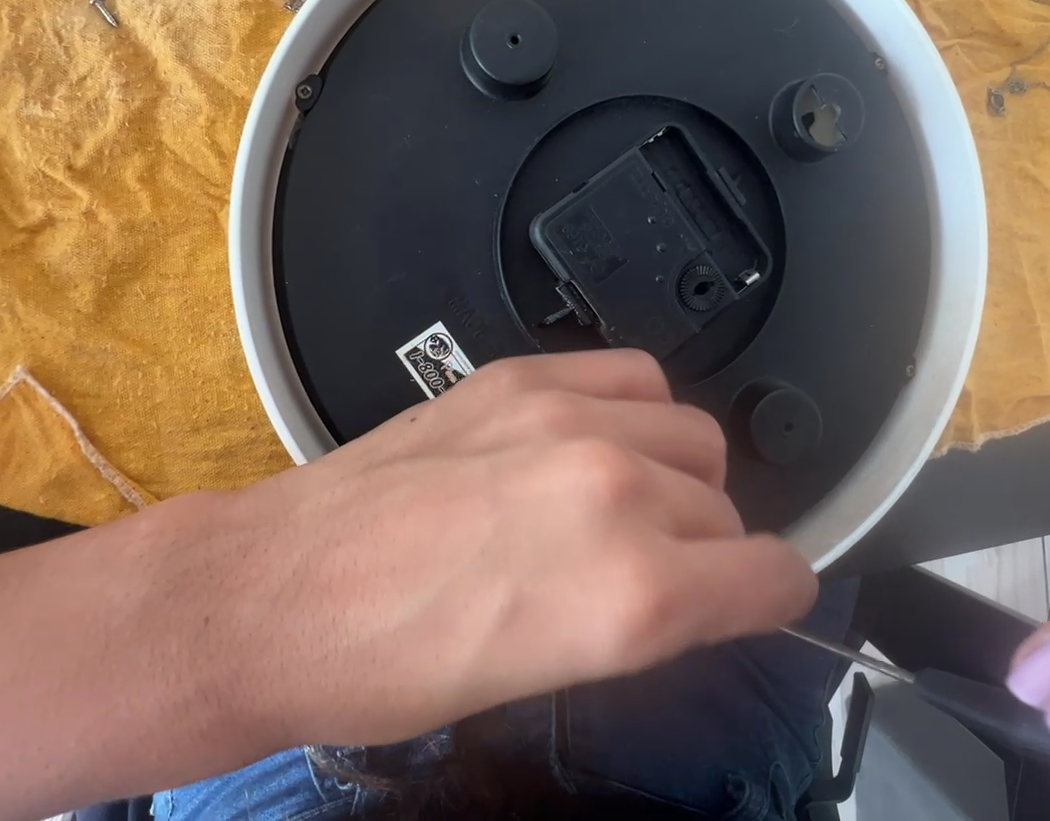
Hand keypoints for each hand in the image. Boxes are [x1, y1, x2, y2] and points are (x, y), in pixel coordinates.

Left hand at [206, 349, 816, 747]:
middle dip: (710, 546)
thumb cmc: (393, 664)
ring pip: (697, 437)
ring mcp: (566, 421)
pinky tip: (599, 439)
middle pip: (732, 509)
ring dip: (680, 475)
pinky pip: (636, 377)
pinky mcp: (521, 378)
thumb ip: (644, 617)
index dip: (771, 595)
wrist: (275, 594)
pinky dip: (639, 412)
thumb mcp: (546, 673)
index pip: (774, 576)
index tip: (756, 596)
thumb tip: (697, 586)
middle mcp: (614, 493)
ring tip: (624, 501)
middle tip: (655, 567)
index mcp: (627, 595)